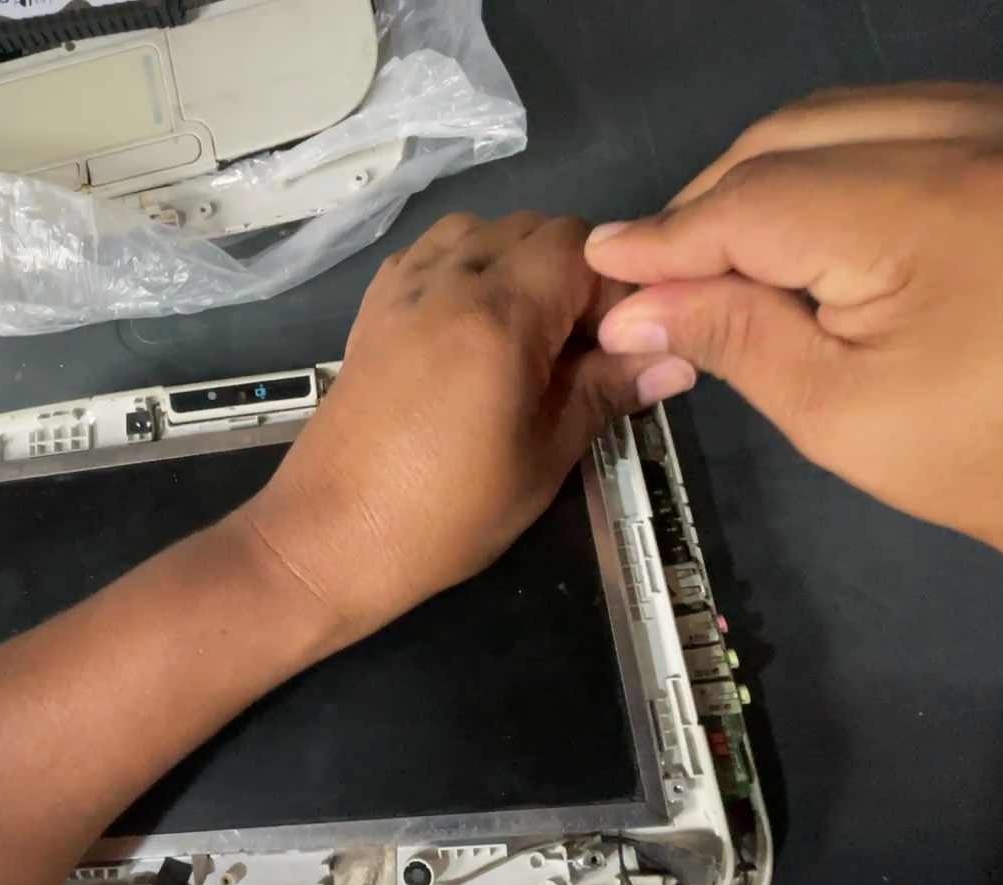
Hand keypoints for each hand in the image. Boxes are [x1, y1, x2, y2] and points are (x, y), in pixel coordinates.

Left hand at [238, 210, 691, 641]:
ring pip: (478, 231)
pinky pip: (427, 257)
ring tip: (521, 334)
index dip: (616, 286)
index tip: (621, 342)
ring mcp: (398, 292)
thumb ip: (604, 395)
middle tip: (575, 347)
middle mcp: (446, 282)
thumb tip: (675, 359)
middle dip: (571, 272)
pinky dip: (461, 268)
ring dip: (514, 262)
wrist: (328, 538)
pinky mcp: (368, 313)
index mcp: (498, 315)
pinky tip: (466, 326)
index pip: (583, 246)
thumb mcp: (540, 462)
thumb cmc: (441, 516)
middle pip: (533, 228)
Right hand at [585, 84, 1002, 759]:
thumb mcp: (830, 412)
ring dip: (766, 182)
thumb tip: (626, 308)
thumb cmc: (987, 465)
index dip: (669, 233)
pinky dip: (836, 169)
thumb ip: (727, 335)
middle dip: (711, 203)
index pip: (763, 201)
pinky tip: (807, 229)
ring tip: (721, 255)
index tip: (601, 256)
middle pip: (802, 134)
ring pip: (852, 116)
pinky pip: (914, 122)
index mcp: (960, 215)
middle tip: (660, 270)